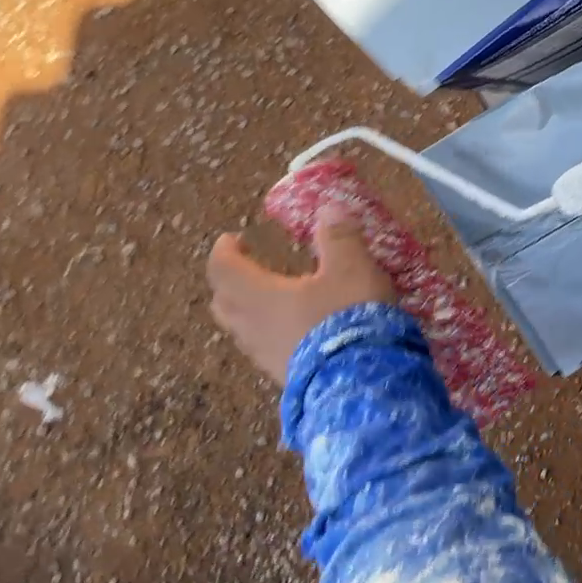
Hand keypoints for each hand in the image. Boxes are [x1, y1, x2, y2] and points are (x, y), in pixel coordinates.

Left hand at [207, 211, 396, 383]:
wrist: (357, 376)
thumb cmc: (347, 314)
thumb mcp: (351, 268)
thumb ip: (339, 237)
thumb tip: (328, 206)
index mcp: (257, 295)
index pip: (224, 268)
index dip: (224, 251)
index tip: (232, 239)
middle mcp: (249, 324)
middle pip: (224, 301)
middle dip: (232, 282)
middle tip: (249, 270)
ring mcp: (263, 353)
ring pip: (242, 327)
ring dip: (251, 310)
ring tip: (276, 301)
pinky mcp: (282, 372)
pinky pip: (265, 346)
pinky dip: (273, 332)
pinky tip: (299, 331)